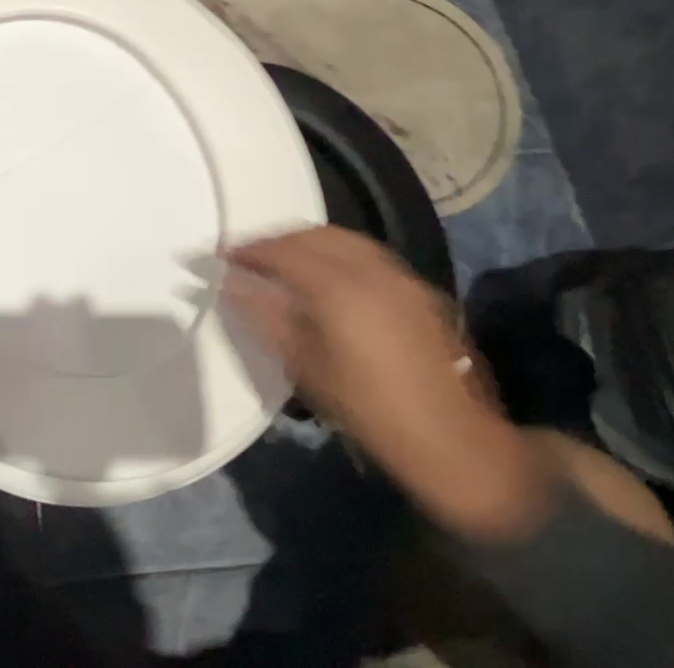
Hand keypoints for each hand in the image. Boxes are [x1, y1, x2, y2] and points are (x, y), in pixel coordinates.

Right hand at [225, 227, 548, 538]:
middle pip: (314, 235)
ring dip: (307, 244)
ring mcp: (399, 276)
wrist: (451, 439)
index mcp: (339, 287)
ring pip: (343, 239)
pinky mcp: (416, 289)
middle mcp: (371, 269)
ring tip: (282, 264)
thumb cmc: (368, 409)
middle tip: (249, 256)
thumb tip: (232, 284)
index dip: (249, 250)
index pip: (283, 251)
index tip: (222, 256)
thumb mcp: (305, 366)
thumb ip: (265, 316)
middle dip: (277, 241)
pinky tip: (326, 278)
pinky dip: (336, 254)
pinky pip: (366, 254)